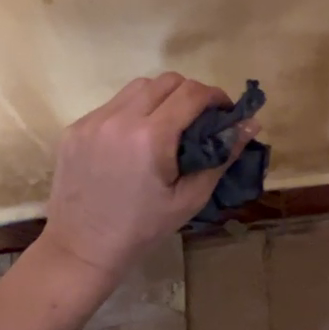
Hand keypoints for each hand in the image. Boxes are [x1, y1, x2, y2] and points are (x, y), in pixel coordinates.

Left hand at [34, 73, 257, 282]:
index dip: (215, 96)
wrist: (82, 248)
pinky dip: (133, 111)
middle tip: (199, 119)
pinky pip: (113, 104)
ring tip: (167, 125)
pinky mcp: (76, 128)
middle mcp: (119, 119)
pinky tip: (136, 139)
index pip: (192, 92)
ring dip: (160, 97)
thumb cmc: (143, 228)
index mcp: (150, 137)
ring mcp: (93, 121)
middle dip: (190, 93)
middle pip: (166, 81)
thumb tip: (252, 124)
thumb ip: (222, 155)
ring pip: (138, 86)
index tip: (224, 112)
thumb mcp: (191, 197)